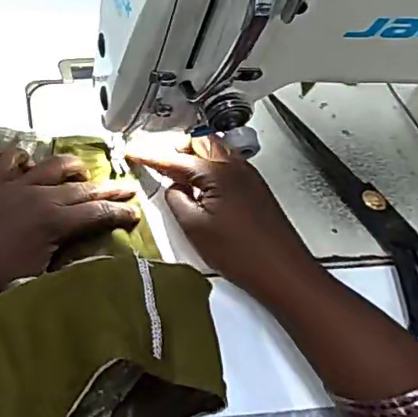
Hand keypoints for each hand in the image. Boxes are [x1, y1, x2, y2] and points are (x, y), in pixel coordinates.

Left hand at [0, 148, 139, 300]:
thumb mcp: (40, 277)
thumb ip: (65, 260)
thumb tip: (85, 253)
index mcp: (54, 221)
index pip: (96, 214)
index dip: (118, 213)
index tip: (136, 214)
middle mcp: (39, 196)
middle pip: (81, 189)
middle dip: (107, 190)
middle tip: (127, 188)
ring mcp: (15, 186)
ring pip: (52, 167)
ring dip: (72, 167)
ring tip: (85, 172)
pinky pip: (11, 161)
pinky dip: (24, 158)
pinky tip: (30, 161)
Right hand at [126, 135, 317, 295]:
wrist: (285, 274)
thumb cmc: (243, 254)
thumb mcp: (194, 227)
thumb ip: (176, 199)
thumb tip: (174, 188)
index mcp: (216, 172)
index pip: (173, 158)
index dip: (148, 155)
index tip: (133, 152)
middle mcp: (235, 167)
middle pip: (196, 142)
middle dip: (172, 147)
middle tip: (152, 158)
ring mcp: (248, 176)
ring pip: (213, 150)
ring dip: (191, 156)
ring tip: (173, 171)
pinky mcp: (255, 189)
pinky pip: (225, 164)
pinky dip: (206, 167)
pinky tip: (199, 185)